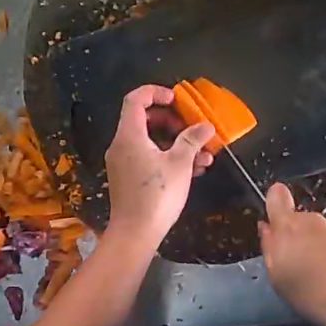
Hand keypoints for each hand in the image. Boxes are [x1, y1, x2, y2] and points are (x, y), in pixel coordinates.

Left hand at [103, 85, 213, 247]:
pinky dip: (168, 157)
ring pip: (150, 141)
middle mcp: (121, 145)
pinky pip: (147, 157)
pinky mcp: (127, 178)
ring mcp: (122, 162)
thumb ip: (192, 140)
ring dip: (177, 143)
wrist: (135, 232)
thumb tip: (205, 126)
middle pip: (143, 119)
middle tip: (192, 129)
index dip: (155, 92)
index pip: (135, 100)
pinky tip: (194, 168)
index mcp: (129, 136)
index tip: (176, 99)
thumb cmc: (157, 194)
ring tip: (204, 153)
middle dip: (172, 121)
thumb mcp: (180, 164)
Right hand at [258, 182, 325, 324]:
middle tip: (295, 260)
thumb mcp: (276, 274)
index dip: (274, 198)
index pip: (277, 197)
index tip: (274, 209)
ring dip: (315, 245)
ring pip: (319, 232)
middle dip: (296, 234)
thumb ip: (269, 245)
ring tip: (317, 272)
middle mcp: (313, 222)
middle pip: (299, 219)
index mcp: (287, 227)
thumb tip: (266, 227)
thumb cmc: (307, 291)